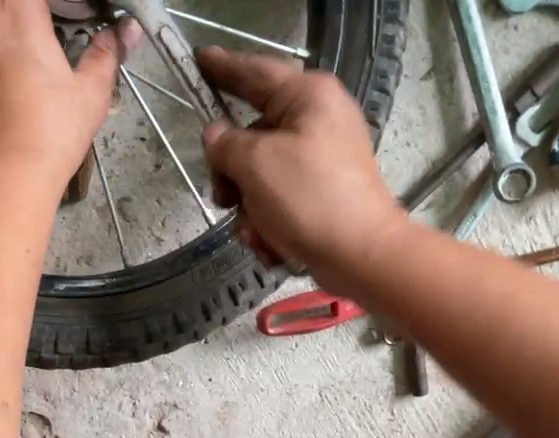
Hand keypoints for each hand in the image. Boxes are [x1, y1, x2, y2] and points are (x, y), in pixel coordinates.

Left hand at [0, 1, 138, 190]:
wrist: (4, 180)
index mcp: (18, 11)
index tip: (54, 17)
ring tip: (5, 58)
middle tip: (29, 32)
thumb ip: (107, 52)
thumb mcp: (91, 93)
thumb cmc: (51, 135)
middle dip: (11, 8)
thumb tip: (125, 31)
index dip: (41, 5)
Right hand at [197, 47, 401, 291]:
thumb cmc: (308, 199)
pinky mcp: (323, 195)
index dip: (222, 69)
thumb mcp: (255, 164)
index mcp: (307, 96)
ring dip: (250, 211)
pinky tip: (273, 245)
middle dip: (233, 176)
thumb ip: (226, 145)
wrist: (359, 255)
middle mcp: (317, 120)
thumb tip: (215, 136)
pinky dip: (269, 226)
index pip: (254, 72)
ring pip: (261, 178)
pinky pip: (279, 203)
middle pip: (252, 137)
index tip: (199, 61)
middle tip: (224, 198)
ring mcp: (322, 160)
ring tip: (258, 233)